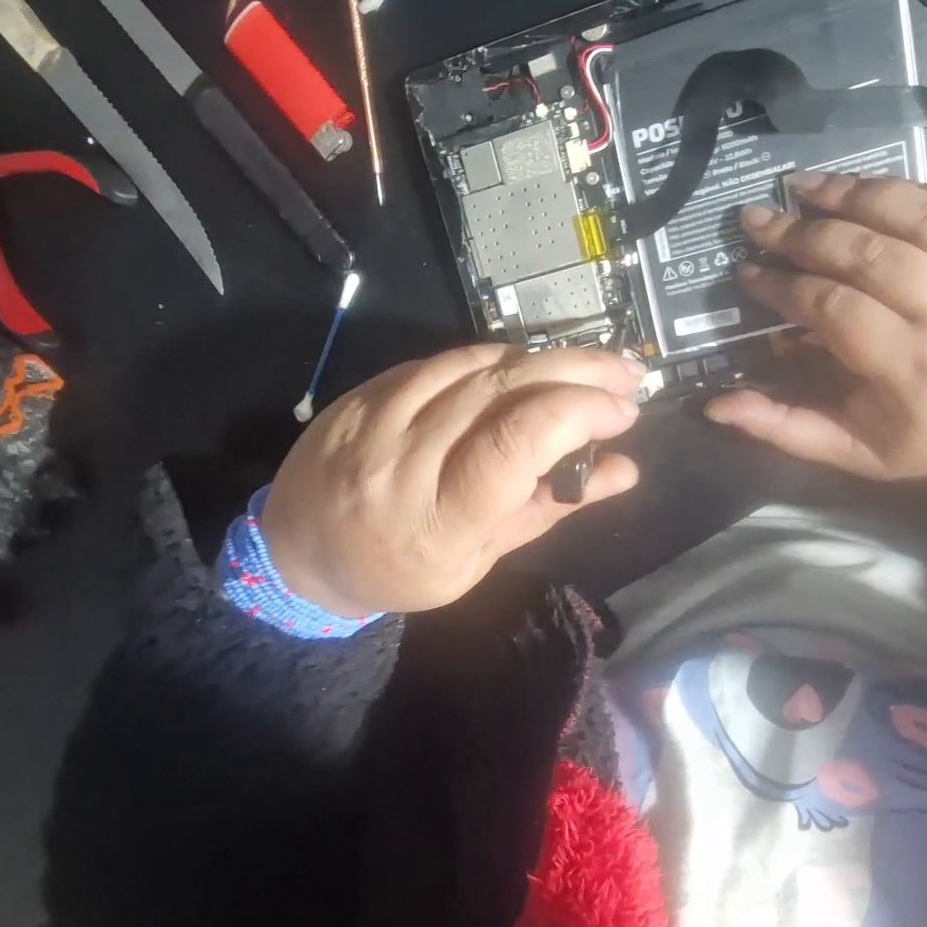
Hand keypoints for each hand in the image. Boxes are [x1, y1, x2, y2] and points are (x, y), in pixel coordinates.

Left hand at [260, 344, 643, 616]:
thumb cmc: (400, 570)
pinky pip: (439, 361)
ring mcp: (376, 420)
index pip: (514, 443)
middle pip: (501, 389)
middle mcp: (404, 461)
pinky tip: (526, 367)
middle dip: (578, 369)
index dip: (579, 412)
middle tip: (627, 373)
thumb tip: (623, 470)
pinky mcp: (363, 393)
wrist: (300, 552)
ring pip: (473, 364)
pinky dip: (493, 359)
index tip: (622, 412)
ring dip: (543, 356)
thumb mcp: (478, 560)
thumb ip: (548, 509)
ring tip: (588, 366)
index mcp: (439, 520)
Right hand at [705, 173, 926, 479]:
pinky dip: (910, 192)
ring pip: (916, 216)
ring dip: (854, 193)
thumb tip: (715, 406)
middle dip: (804, 233)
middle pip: (868, 254)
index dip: (784, 286)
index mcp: (912, 370)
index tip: (748, 273)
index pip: (834, 309)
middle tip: (758, 220)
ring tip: (805, 185)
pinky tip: (871, 188)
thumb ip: (786, 428)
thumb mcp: (858, 455)